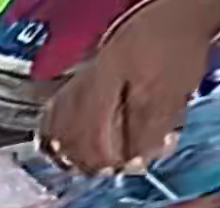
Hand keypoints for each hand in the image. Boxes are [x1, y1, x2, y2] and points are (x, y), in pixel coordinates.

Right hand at [39, 0, 219, 173]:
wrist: (156, 25)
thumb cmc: (168, 51)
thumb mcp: (173, 86)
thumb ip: (156, 122)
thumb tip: (147, 157)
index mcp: (95, 95)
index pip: (95, 139)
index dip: (113, 157)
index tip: (132, 167)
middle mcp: (68, 102)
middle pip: (72, 144)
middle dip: (93, 161)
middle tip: (114, 170)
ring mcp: (57, 105)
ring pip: (56, 144)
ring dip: (74, 159)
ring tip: (94, 166)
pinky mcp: (53, 108)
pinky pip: (46, 137)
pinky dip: (56, 151)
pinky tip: (68, 155)